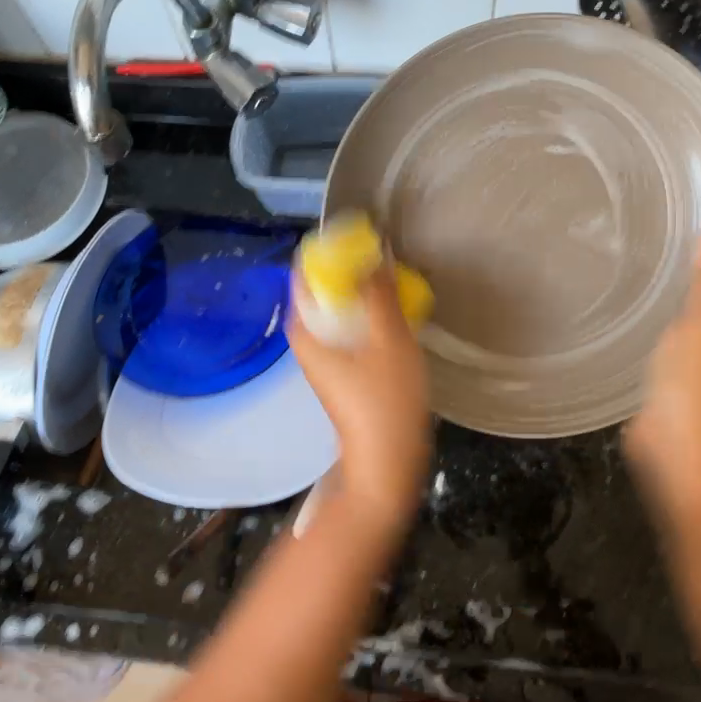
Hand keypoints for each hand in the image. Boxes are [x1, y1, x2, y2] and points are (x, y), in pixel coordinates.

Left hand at [288, 262, 431, 531]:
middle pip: (322, 289)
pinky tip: (396, 316)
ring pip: (337, 310)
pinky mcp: (340, 371)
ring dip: (363, 293)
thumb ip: (381, 293)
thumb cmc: (385, 402)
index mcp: (305, 330)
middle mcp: (306, 340)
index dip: (331, 249)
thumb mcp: (389, 340)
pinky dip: (368, 316)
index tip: (361, 236)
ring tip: (395, 282)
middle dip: (351, 269)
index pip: (305, 272)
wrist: (385, 465)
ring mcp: (322, 358)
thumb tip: (376, 251)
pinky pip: (348, 329)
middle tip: (385, 257)